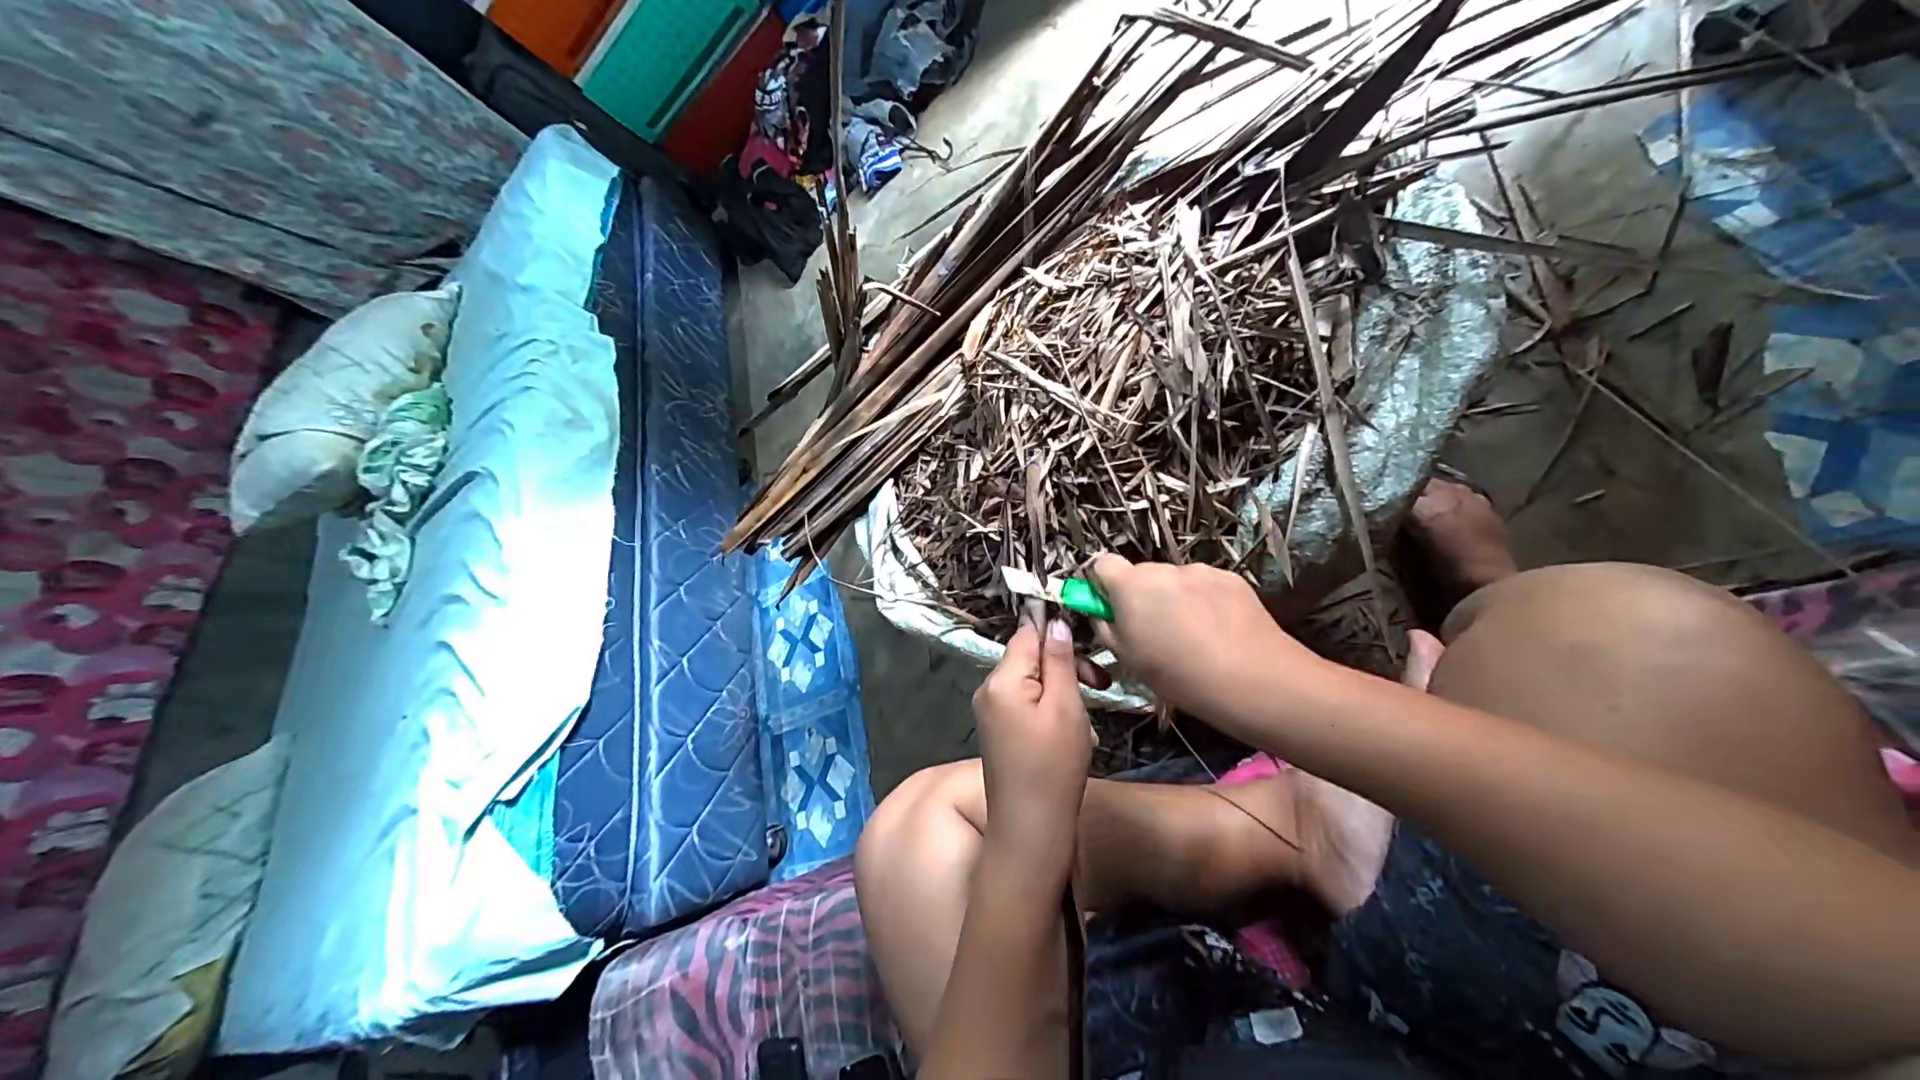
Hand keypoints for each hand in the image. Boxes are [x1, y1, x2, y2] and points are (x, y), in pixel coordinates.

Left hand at [973, 618, 1094, 868]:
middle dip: (1065, 667)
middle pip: (1029, 658)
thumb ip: (1060, 660)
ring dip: (1062, 692)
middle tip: (1101, 687)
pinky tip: (1072, 735)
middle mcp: (988, 689)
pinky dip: (1050, 711)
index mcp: (1001, 679)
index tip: (1089, 651)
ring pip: (1032, 683)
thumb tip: (1055, 621)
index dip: (1058, 634)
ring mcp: (990, 711)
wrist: (1030, 826)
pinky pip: (1025, 704)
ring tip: (1087, 722)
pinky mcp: (997, 730)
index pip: (1028, 633)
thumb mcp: (1065, 706)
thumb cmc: (1053, 764)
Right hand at [1087, 553, 1324, 724]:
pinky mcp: (1231, 578)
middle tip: (1154, 632)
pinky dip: (1205, 602)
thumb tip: (1102, 611)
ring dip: (1175, 599)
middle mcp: (1163, 569)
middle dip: (1142, 596)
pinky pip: (1205, 586)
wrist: (1253, 679)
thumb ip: (1106, 626)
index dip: (1103, 584)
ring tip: (1192, 636)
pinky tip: (1217, 631)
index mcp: (1131, 586)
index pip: (1102, 563)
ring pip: (1175, 581)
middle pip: (1141, 574)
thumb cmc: (1180, 675)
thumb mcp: (1127, 658)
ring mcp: (1200, 571)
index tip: (1111, 607)